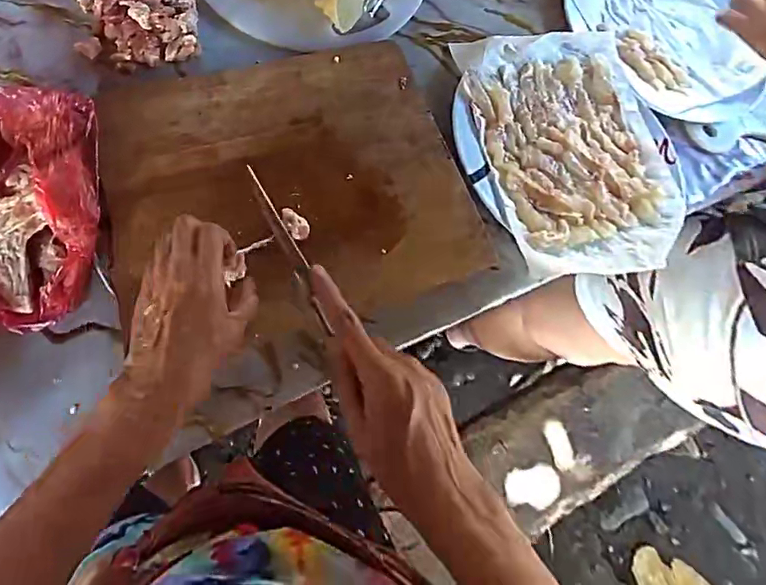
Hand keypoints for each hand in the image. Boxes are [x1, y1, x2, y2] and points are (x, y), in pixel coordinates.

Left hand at [122, 215, 258, 422]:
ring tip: (195, 264)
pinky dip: (169, 258)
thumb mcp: (234, 330)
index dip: (224, 238)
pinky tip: (179, 280)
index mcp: (202, 276)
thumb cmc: (201, 357)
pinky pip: (156, 257)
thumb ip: (246, 300)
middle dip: (202, 231)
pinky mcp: (143, 285)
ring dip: (184, 243)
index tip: (229, 260)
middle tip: (212, 253)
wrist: (158, 380)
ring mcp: (156, 275)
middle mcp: (177, 268)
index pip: (210, 232)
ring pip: (167, 236)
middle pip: (185, 223)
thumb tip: (247, 283)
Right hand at [312, 264, 467, 515]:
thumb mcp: (358, 431)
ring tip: (380, 416)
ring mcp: (423, 372)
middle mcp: (406, 366)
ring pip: (385, 357)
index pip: (349, 328)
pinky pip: (403, 368)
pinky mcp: (434, 380)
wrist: (447, 491)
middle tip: (354, 400)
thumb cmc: (397, 470)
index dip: (331, 299)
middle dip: (354, 360)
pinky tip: (398, 414)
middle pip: (367, 345)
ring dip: (374, 373)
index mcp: (383, 378)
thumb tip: (334, 348)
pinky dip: (392, 380)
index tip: (319, 274)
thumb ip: (344, 384)